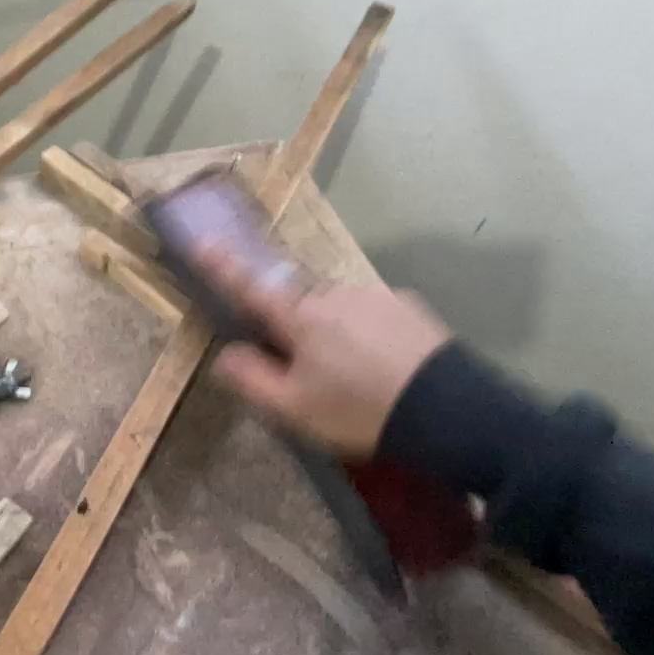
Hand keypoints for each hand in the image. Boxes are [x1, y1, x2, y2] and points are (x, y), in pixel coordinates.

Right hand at [198, 247, 450, 460]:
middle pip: (297, 303)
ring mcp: (373, 295)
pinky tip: (382, 366)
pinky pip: (369, 313)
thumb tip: (226, 354)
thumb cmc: (359, 410)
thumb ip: (252, 379)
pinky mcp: (407, 305)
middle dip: (293, 326)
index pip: (249, 286)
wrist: (451, 412)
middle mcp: (333, 295)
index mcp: (299, 318)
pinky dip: (365, 333)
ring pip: (334, 309)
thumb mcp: (294, 409)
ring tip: (353, 377)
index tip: (202, 241)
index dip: (222, 266)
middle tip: (307, 371)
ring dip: (332, 331)